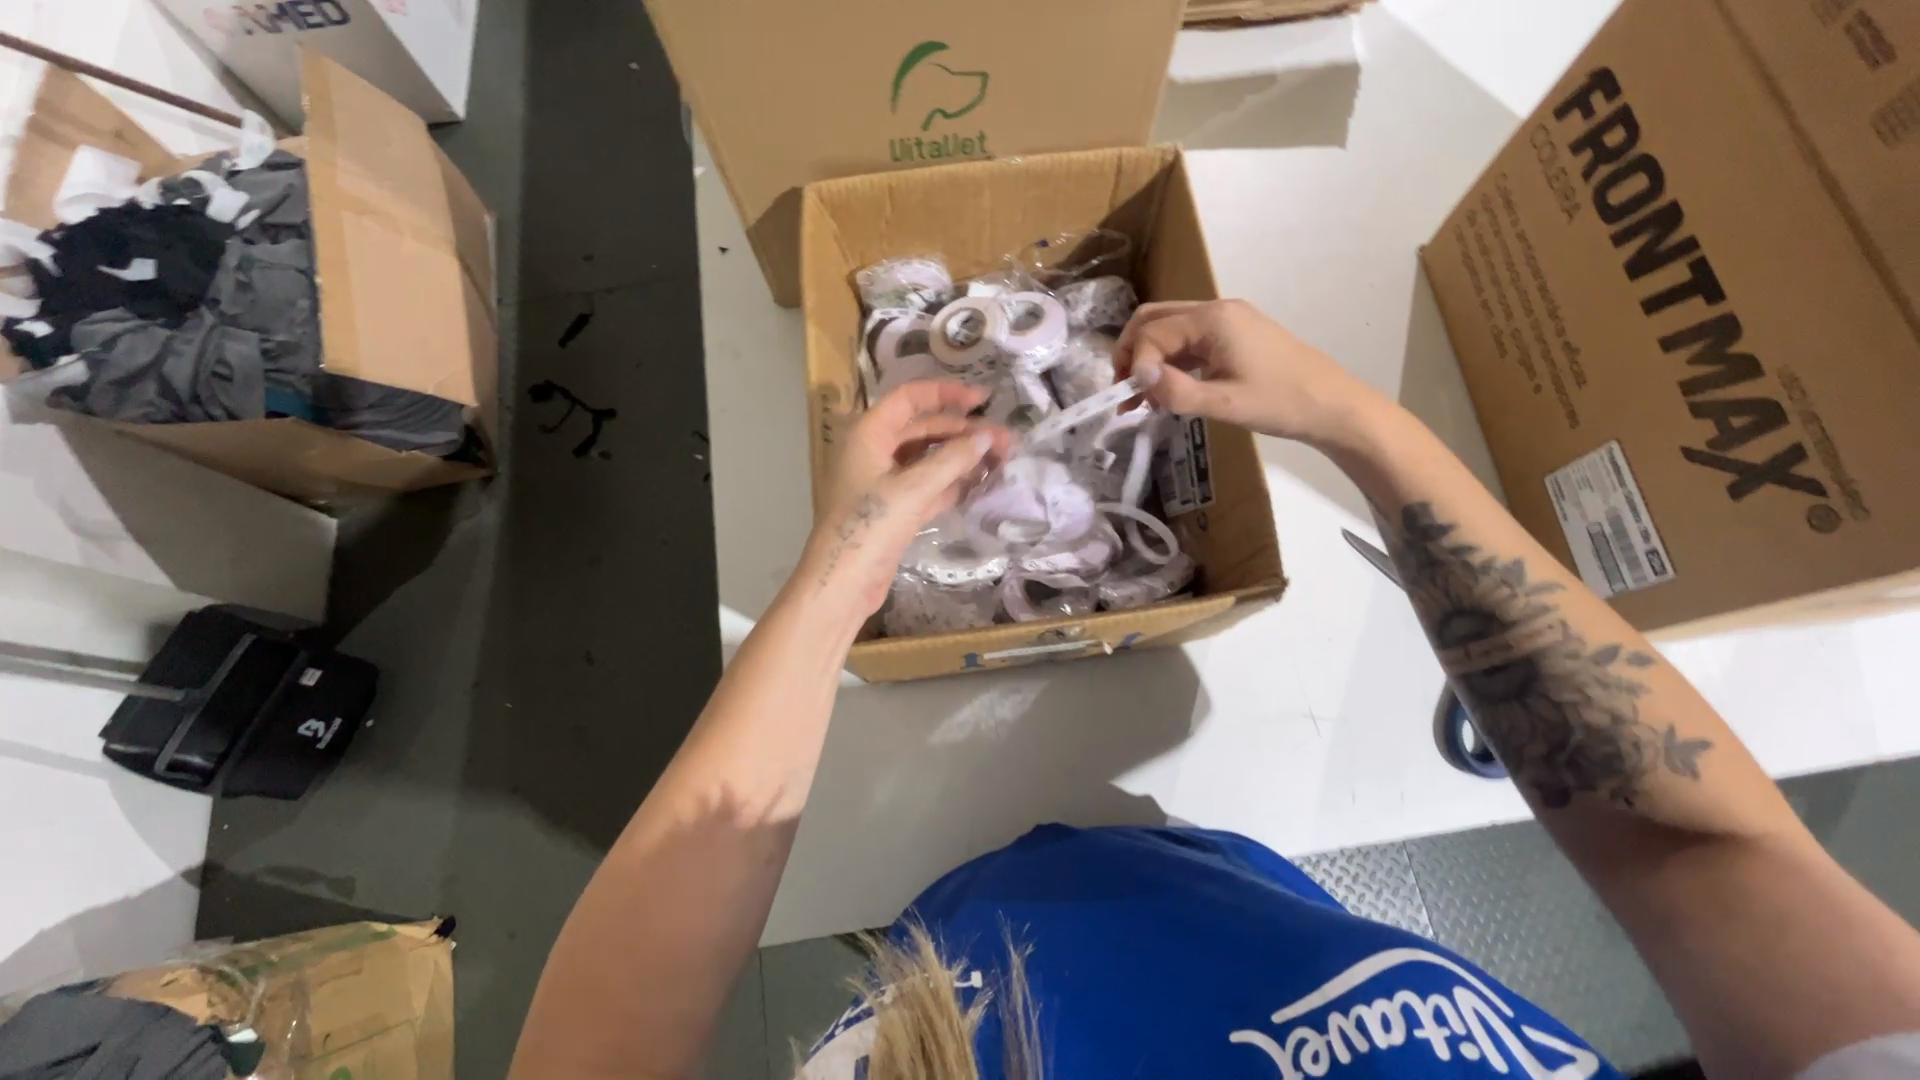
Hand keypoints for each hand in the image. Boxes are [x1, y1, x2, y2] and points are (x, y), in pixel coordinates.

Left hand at [798, 381, 1013, 618]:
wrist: (842, 584)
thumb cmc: (868, 528)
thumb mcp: (913, 490)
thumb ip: (952, 460)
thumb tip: (987, 437)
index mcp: (868, 434)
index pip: (910, 399)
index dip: (946, 394)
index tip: (983, 399)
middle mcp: (875, 451)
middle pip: (924, 429)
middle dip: (963, 432)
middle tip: (1005, 441)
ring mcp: (885, 482)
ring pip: (929, 459)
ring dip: (962, 458)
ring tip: (1001, 461)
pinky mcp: (896, 509)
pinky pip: (930, 486)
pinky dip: (953, 483)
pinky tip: (983, 484)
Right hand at [1113, 300, 1384, 445]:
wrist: (1333, 405)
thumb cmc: (1281, 403)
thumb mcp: (1225, 404)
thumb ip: (1177, 391)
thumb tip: (1138, 378)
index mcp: (1213, 319)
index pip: (1152, 332)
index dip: (1134, 365)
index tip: (1130, 400)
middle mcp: (1216, 310)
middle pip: (1153, 319)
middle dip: (1131, 353)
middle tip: (1123, 391)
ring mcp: (1226, 321)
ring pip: (1168, 329)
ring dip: (1149, 359)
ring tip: (1142, 398)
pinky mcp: (1233, 336)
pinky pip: (1187, 341)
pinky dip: (1169, 362)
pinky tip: (1168, 391)